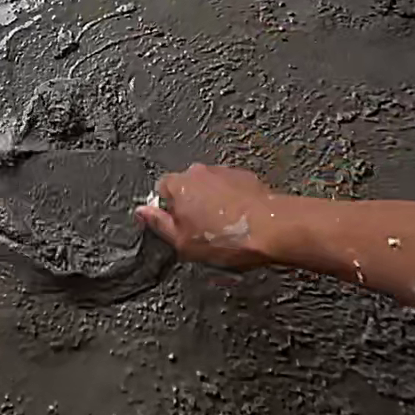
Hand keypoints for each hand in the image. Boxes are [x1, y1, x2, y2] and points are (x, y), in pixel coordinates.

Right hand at [135, 164, 288, 270]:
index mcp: (178, 184)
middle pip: (185, 187)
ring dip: (213, 202)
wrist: (273, 228)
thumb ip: (158, 224)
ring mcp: (223, 171)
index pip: (160, 190)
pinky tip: (241, 221)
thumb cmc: (226, 238)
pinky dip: (232, 201)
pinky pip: (231, 188)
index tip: (177, 229)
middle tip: (202, 233)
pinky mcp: (245, 177)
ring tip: (226, 229)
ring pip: (209, 187)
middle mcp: (197, 171)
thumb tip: (141, 211)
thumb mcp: (183, 242)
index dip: (167, 211)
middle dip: (191, 206)